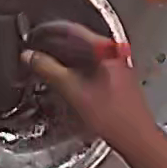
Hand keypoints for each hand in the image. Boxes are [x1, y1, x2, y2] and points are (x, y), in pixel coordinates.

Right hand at [22, 21, 160, 151]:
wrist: (136, 137)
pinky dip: (74, 67)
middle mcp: (114, 52)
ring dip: (63, 57)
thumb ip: (49, 70)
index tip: (35, 35)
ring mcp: (117, 64)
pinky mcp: (116, 77)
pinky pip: (90, 65)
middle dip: (54, 44)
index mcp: (106, 49)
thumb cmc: (114, 117)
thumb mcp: (74, 91)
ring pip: (84, 53)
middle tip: (36, 48)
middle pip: (78, 40)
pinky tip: (62, 77)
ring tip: (44, 62)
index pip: (73, 30)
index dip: (50, 31)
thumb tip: (31, 57)